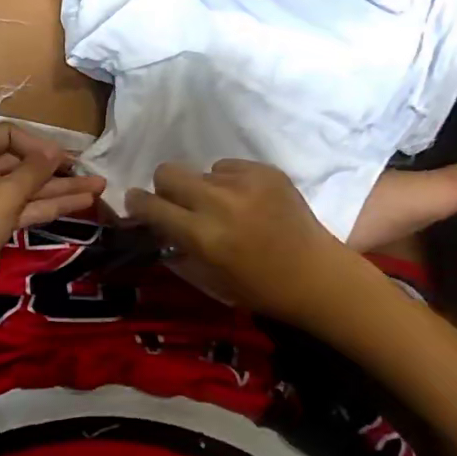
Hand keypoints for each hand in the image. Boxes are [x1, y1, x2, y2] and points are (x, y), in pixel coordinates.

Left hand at [0, 123, 104, 315]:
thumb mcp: (3, 196)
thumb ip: (33, 171)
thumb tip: (55, 151)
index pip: (8, 135)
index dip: (37, 144)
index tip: (64, 158)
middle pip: (22, 162)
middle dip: (56, 168)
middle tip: (92, 172)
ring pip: (29, 188)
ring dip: (61, 188)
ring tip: (99, 187)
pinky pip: (27, 207)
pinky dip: (50, 206)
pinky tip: (81, 203)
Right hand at [124, 159, 354, 327]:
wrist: (318, 276)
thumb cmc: (260, 288)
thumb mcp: (209, 280)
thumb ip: (176, 250)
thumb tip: (153, 225)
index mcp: (203, 236)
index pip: (152, 206)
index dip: (138, 203)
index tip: (138, 203)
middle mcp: (219, 203)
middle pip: (168, 172)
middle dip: (166, 187)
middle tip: (180, 204)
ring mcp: (245, 182)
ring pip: (201, 172)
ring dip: (204, 189)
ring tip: (227, 209)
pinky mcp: (266, 170)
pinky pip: (229, 167)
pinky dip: (230, 182)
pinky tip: (248, 202)